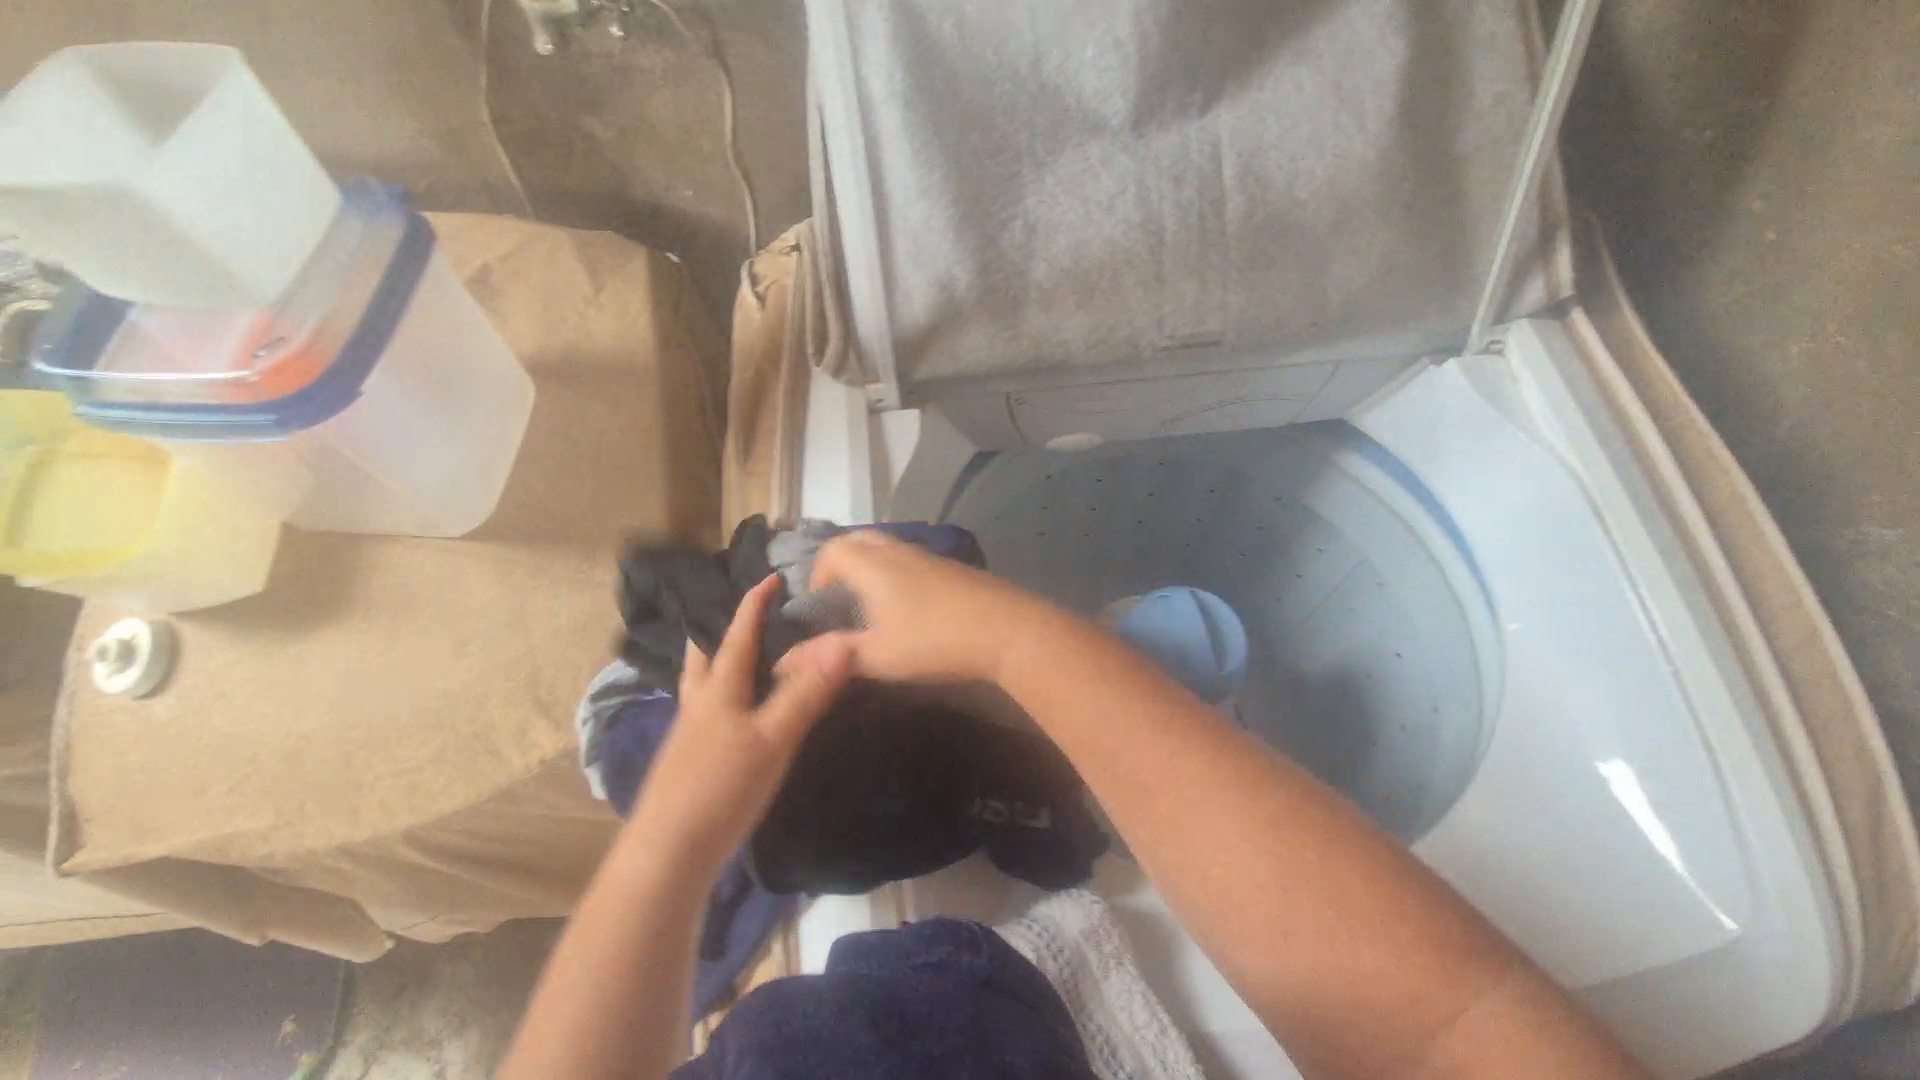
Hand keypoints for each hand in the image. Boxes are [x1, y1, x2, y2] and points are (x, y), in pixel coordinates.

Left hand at [626, 575, 851, 876]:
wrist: (668, 853)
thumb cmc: (720, 788)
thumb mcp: (772, 740)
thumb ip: (805, 694)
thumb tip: (843, 644)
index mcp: (718, 691)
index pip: (738, 635)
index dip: (754, 605)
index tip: (771, 578)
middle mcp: (698, 705)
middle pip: (704, 655)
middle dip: (720, 629)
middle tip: (740, 613)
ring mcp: (688, 737)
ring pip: (701, 685)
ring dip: (716, 662)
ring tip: (738, 656)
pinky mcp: (687, 764)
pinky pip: (705, 713)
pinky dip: (721, 697)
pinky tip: (734, 716)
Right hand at [809, 530, 1062, 683]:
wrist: (1009, 631)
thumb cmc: (936, 642)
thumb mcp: (878, 655)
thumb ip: (832, 654)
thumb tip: (785, 662)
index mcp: (874, 566)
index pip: (833, 550)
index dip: (818, 573)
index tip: (820, 606)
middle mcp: (899, 552)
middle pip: (860, 540)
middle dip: (841, 562)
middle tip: (841, 597)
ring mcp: (931, 557)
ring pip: (889, 547)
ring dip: (872, 566)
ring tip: (872, 604)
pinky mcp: (955, 569)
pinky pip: (913, 559)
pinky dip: (898, 572)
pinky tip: (911, 608)